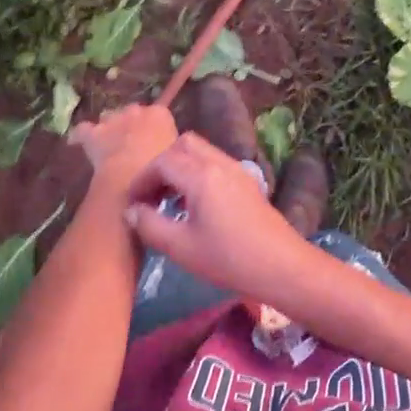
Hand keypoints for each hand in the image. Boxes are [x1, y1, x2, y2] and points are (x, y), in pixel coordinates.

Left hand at [68, 103, 175, 190]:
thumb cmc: (160, 170)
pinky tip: (77, 142)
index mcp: (159, 114)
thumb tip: (168, 150)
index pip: (156, 114)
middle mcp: (136, 110)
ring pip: (108, 117)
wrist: (131, 177)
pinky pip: (82, 130)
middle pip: (132, 112)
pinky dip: (80, 135)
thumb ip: (171, 146)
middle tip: (131, 144)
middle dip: (130, 125)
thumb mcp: (176, 156)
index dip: (152, 127)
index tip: (152, 140)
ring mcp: (113, 120)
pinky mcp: (93, 134)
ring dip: (109, 128)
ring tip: (109, 145)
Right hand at [123, 132, 317, 300]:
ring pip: (201, 151)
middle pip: (183, 145)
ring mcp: (236, 169)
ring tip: (168, 202)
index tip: (131, 203)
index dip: (142, 179)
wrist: (279, 265)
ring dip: (180, 167)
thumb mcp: (181, 247)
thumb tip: (132, 210)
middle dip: (161, 164)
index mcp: (201, 175)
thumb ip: (150, 225)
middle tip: (150, 195)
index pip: (162, 161)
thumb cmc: (227, 258)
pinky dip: (197, 173)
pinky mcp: (246, 181)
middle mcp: (219, 163)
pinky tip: (193, 205)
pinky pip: (215, 163)